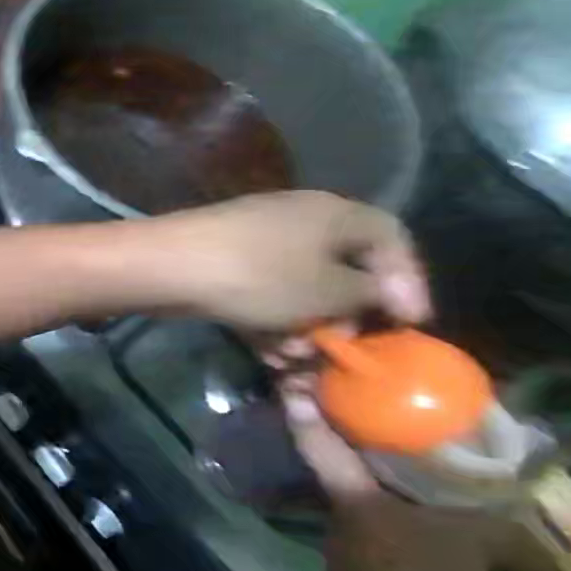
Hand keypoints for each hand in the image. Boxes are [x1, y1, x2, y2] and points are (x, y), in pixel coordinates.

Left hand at [149, 190, 430, 331]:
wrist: (163, 266)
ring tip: (293, 359)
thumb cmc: (259, 275)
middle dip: (342, 315)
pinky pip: (258, 293)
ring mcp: (251, 239)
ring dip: (302, 326)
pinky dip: (267, 321)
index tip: (408, 324)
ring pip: (295, 288)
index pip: (391, 240)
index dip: (407, 282)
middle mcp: (294, 218)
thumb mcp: (330, 290)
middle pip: (339, 269)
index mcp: (333, 212)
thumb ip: (367, 293)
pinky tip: (266, 351)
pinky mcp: (218, 262)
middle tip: (338, 348)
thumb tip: (373, 292)